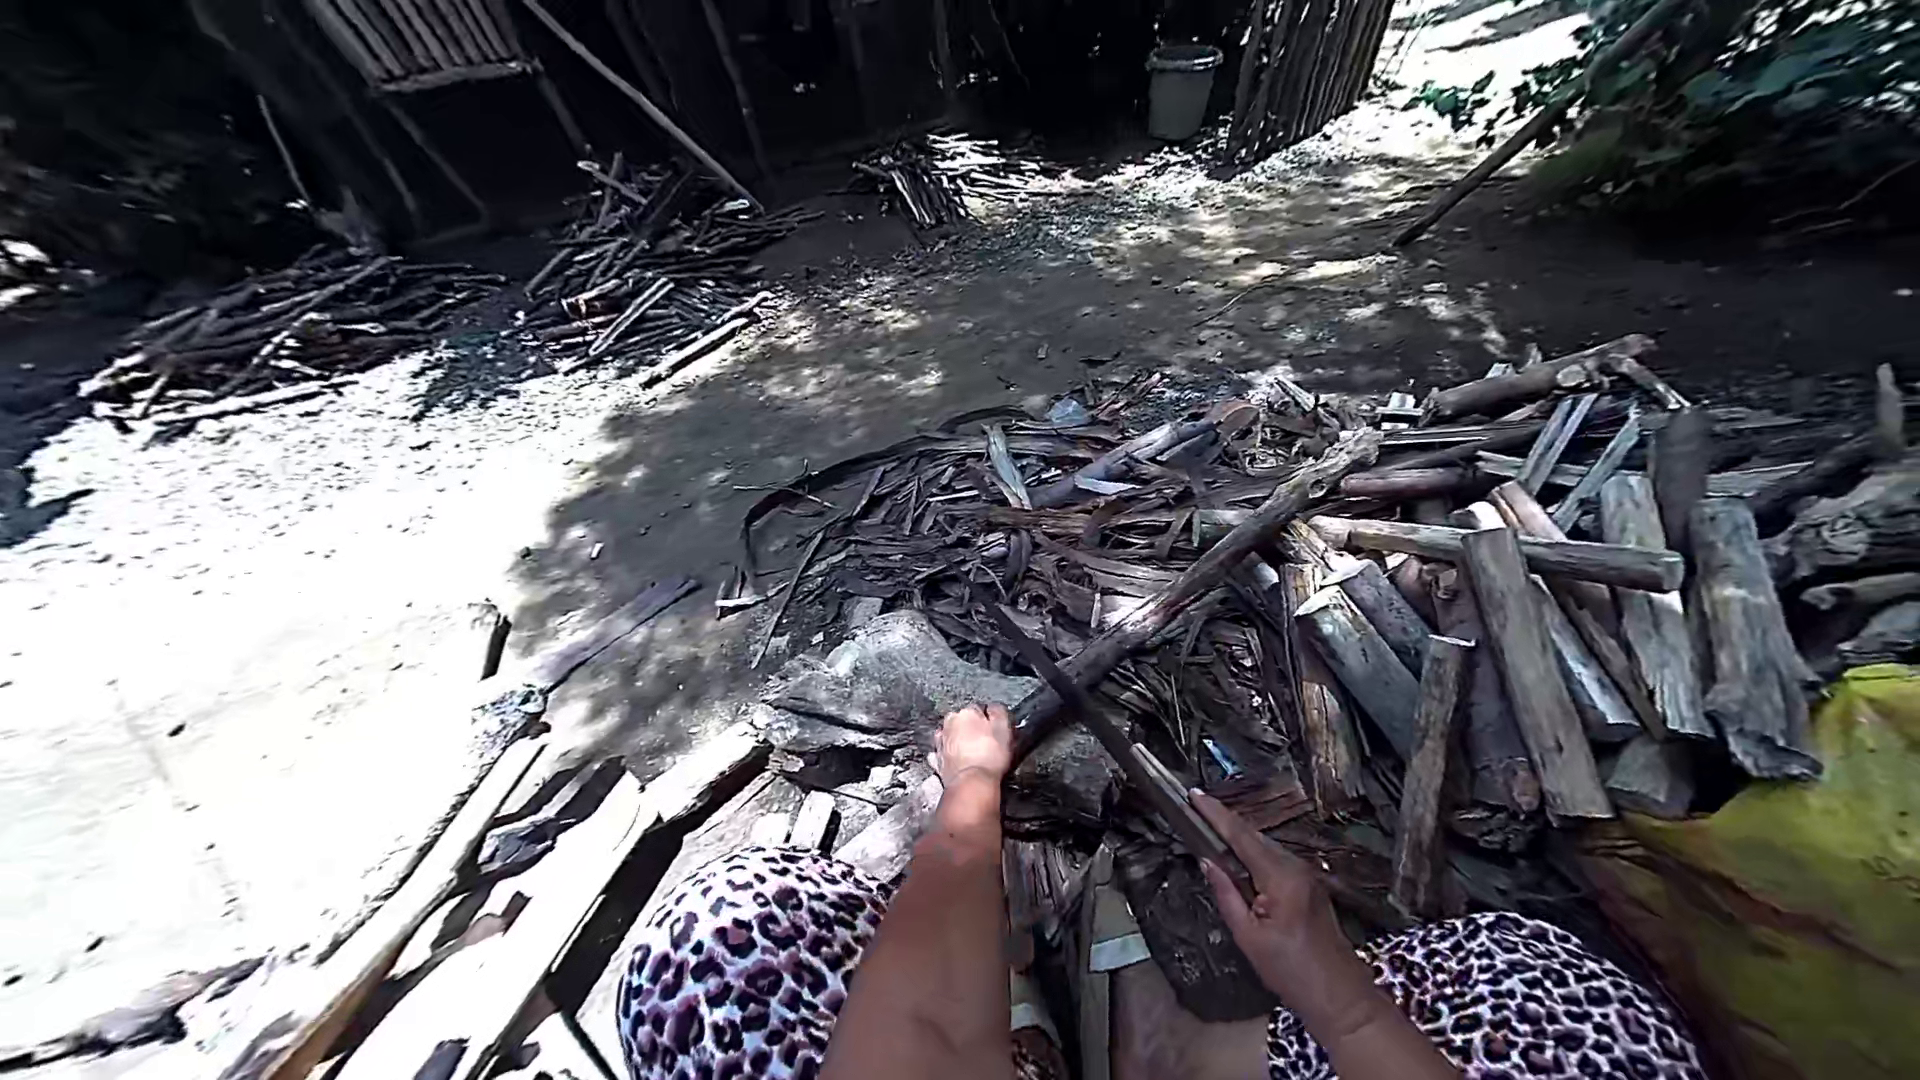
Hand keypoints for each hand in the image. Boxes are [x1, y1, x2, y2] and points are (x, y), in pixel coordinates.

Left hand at [931, 703, 1012, 786]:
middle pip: (963, 722)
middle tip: (986, 744)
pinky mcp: (937, 760)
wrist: (971, 783)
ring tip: (973, 755)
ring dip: (959, 742)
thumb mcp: (1004, 729)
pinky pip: (943, 753)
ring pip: (952, 736)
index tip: (995, 731)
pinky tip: (959, 762)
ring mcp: (941, 742)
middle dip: (972, 730)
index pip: (979, 710)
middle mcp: (950, 724)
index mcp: (966, 713)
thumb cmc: (989, 757)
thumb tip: (994, 708)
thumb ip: (999, 712)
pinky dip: (950, 756)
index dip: (989, 721)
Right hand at [1190, 790, 1342, 996]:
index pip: (1240, 835)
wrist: (1344, 1002)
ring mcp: (1306, 875)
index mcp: (1281, 877)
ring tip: (1207, 826)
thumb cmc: (1293, 973)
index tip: (1193, 794)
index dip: (1215, 813)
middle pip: (1253, 835)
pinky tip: (1235, 854)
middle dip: (1223, 820)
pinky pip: (1273, 858)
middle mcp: (1296, 867)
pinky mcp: (1309, 884)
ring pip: (1263, 845)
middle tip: (1194, 808)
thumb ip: (1226, 894)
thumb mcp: (1248, 937)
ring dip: (1236, 836)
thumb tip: (1206, 861)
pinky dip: (1251, 851)